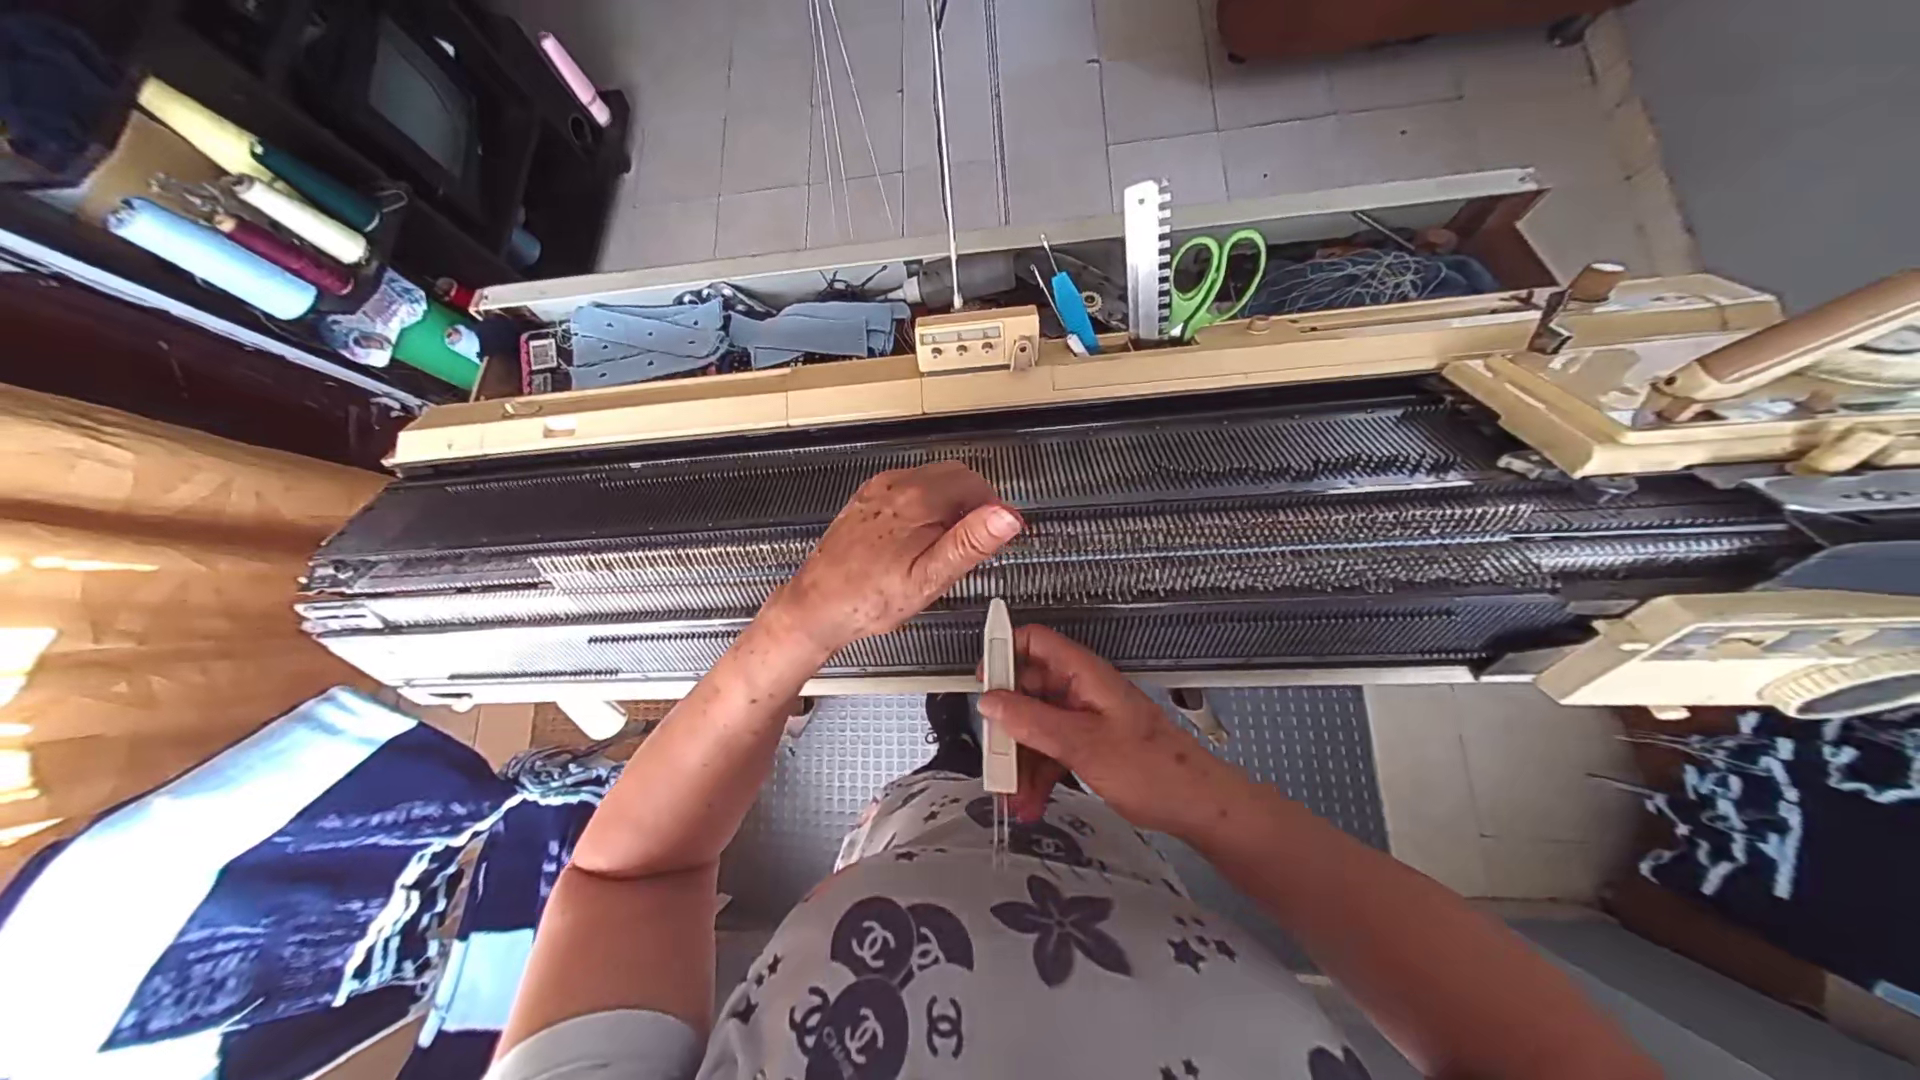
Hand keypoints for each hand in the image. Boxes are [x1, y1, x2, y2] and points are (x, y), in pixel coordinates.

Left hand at [763, 462, 1023, 654]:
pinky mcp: (866, 501)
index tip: (997, 534)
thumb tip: (1005, 516)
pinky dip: (924, 507)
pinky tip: (917, 540)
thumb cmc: (867, 599)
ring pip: (931, 481)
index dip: (994, 509)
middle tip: (974, 541)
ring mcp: (878, 491)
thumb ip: (970, 542)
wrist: (816, 606)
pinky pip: (907, 490)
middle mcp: (895, 486)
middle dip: (973, 504)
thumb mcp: (930, 578)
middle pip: (955, 476)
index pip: (976, 483)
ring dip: (949, 504)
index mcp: (917, 500)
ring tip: (945, 545)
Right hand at [978, 625, 1245, 837]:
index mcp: (1083, 674)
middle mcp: (1079, 690)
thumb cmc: (1152, 768)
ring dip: (1020, 762)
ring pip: (1033, 727)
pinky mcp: (1086, 744)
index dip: (1004, 654)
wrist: (1196, 805)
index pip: (1034, 642)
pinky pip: (1049, 751)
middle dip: (1006, 728)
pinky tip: (1031, 803)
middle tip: (995, 760)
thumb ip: (1032, 720)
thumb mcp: (1083, 744)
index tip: (981, 683)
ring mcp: (1082, 718)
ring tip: (1014, 798)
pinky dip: (1037, 775)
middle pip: (1025, 692)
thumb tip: (989, 701)